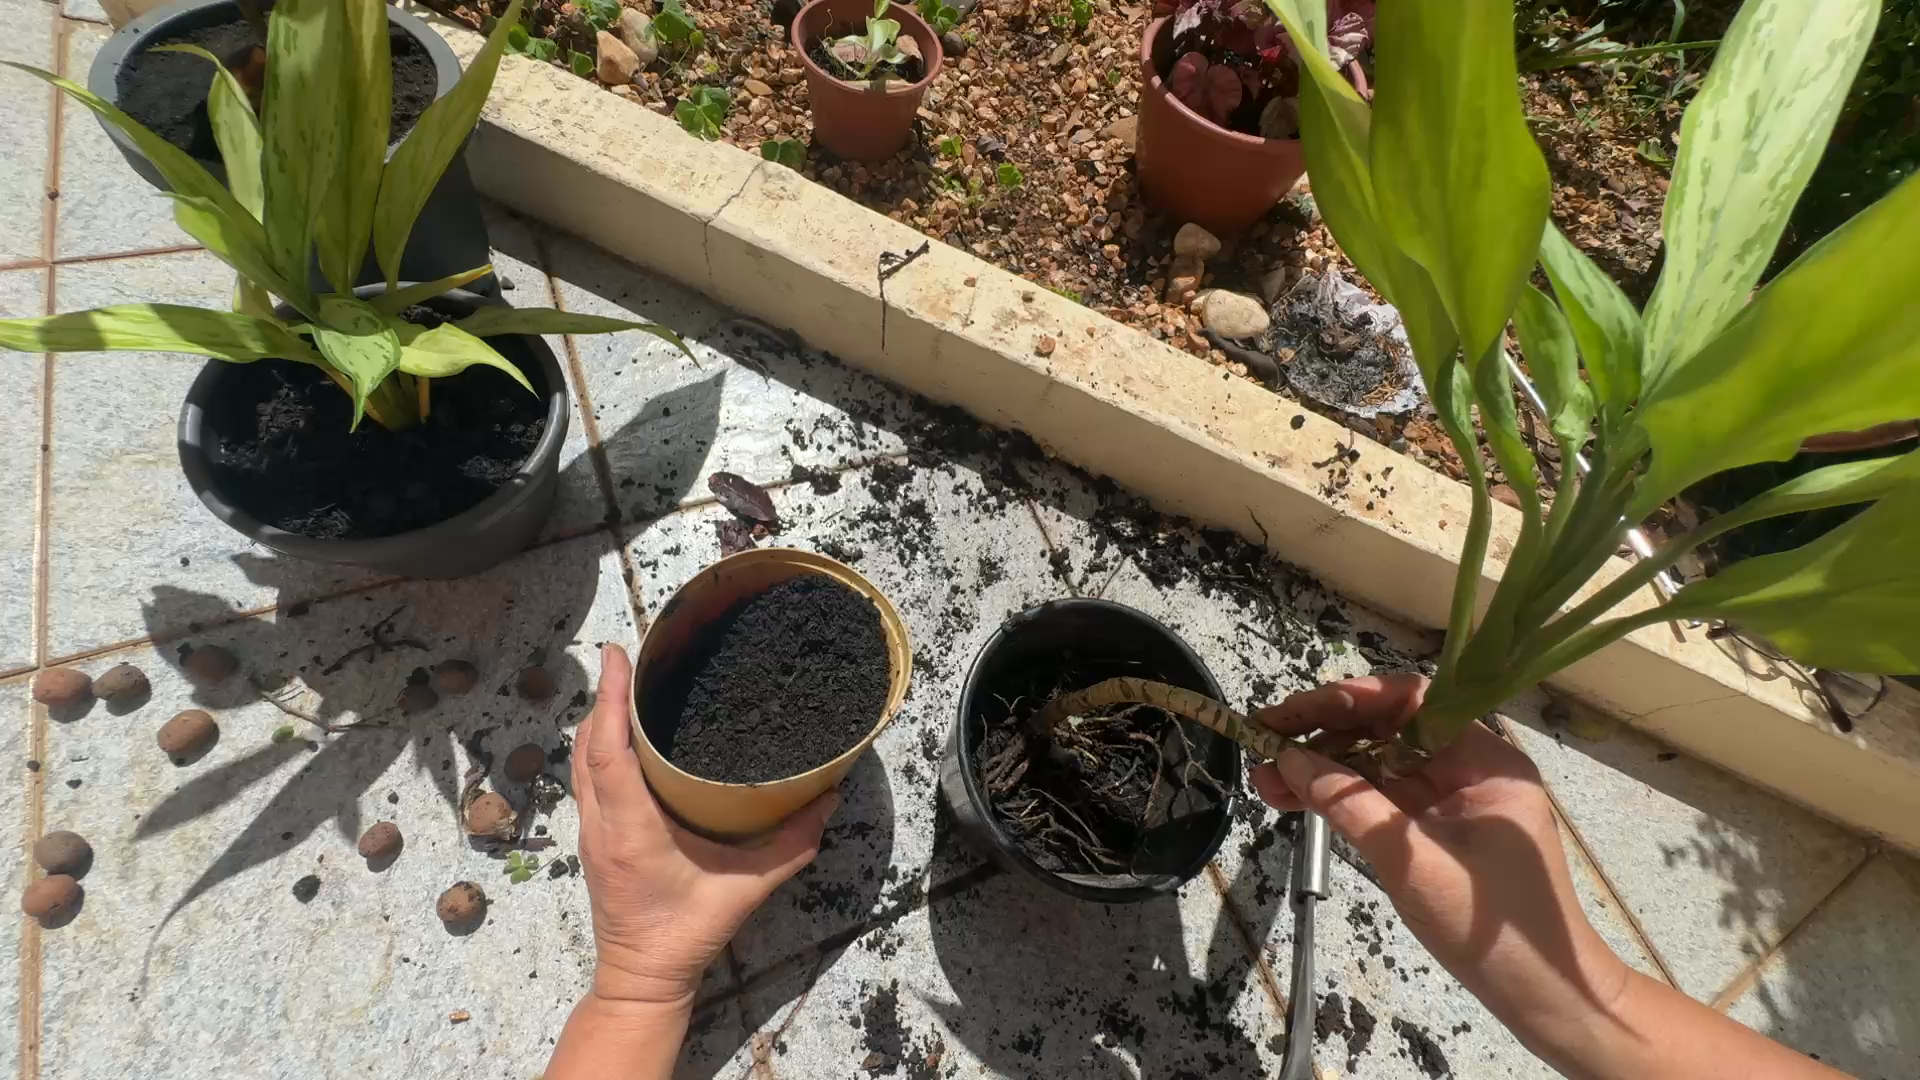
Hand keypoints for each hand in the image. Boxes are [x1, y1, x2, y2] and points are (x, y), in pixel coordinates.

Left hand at [571, 644, 838, 1006]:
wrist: (642, 979)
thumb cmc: (689, 931)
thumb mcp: (748, 888)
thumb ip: (793, 843)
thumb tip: (832, 795)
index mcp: (632, 831)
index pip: (610, 755)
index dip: (609, 702)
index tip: (616, 657)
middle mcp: (602, 824)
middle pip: (587, 747)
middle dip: (602, 696)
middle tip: (628, 655)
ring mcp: (592, 831)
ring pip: (581, 761)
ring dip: (596, 718)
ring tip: (624, 681)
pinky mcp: (595, 837)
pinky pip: (586, 777)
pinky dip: (597, 743)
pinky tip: (620, 729)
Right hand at [1248, 675, 1629, 1049]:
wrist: (1544, 1002)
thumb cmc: (1491, 929)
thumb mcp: (1411, 861)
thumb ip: (1348, 802)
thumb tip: (1285, 758)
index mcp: (1481, 760)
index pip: (1411, 701)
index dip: (1351, 697)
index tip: (1298, 713)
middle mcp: (1461, 765)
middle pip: (1380, 725)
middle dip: (1319, 731)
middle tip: (1265, 737)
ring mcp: (1440, 793)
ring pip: (1367, 758)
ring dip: (1314, 764)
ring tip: (1262, 776)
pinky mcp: (1423, 821)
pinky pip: (1369, 791)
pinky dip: (1329, 792)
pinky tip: (1286, 796)